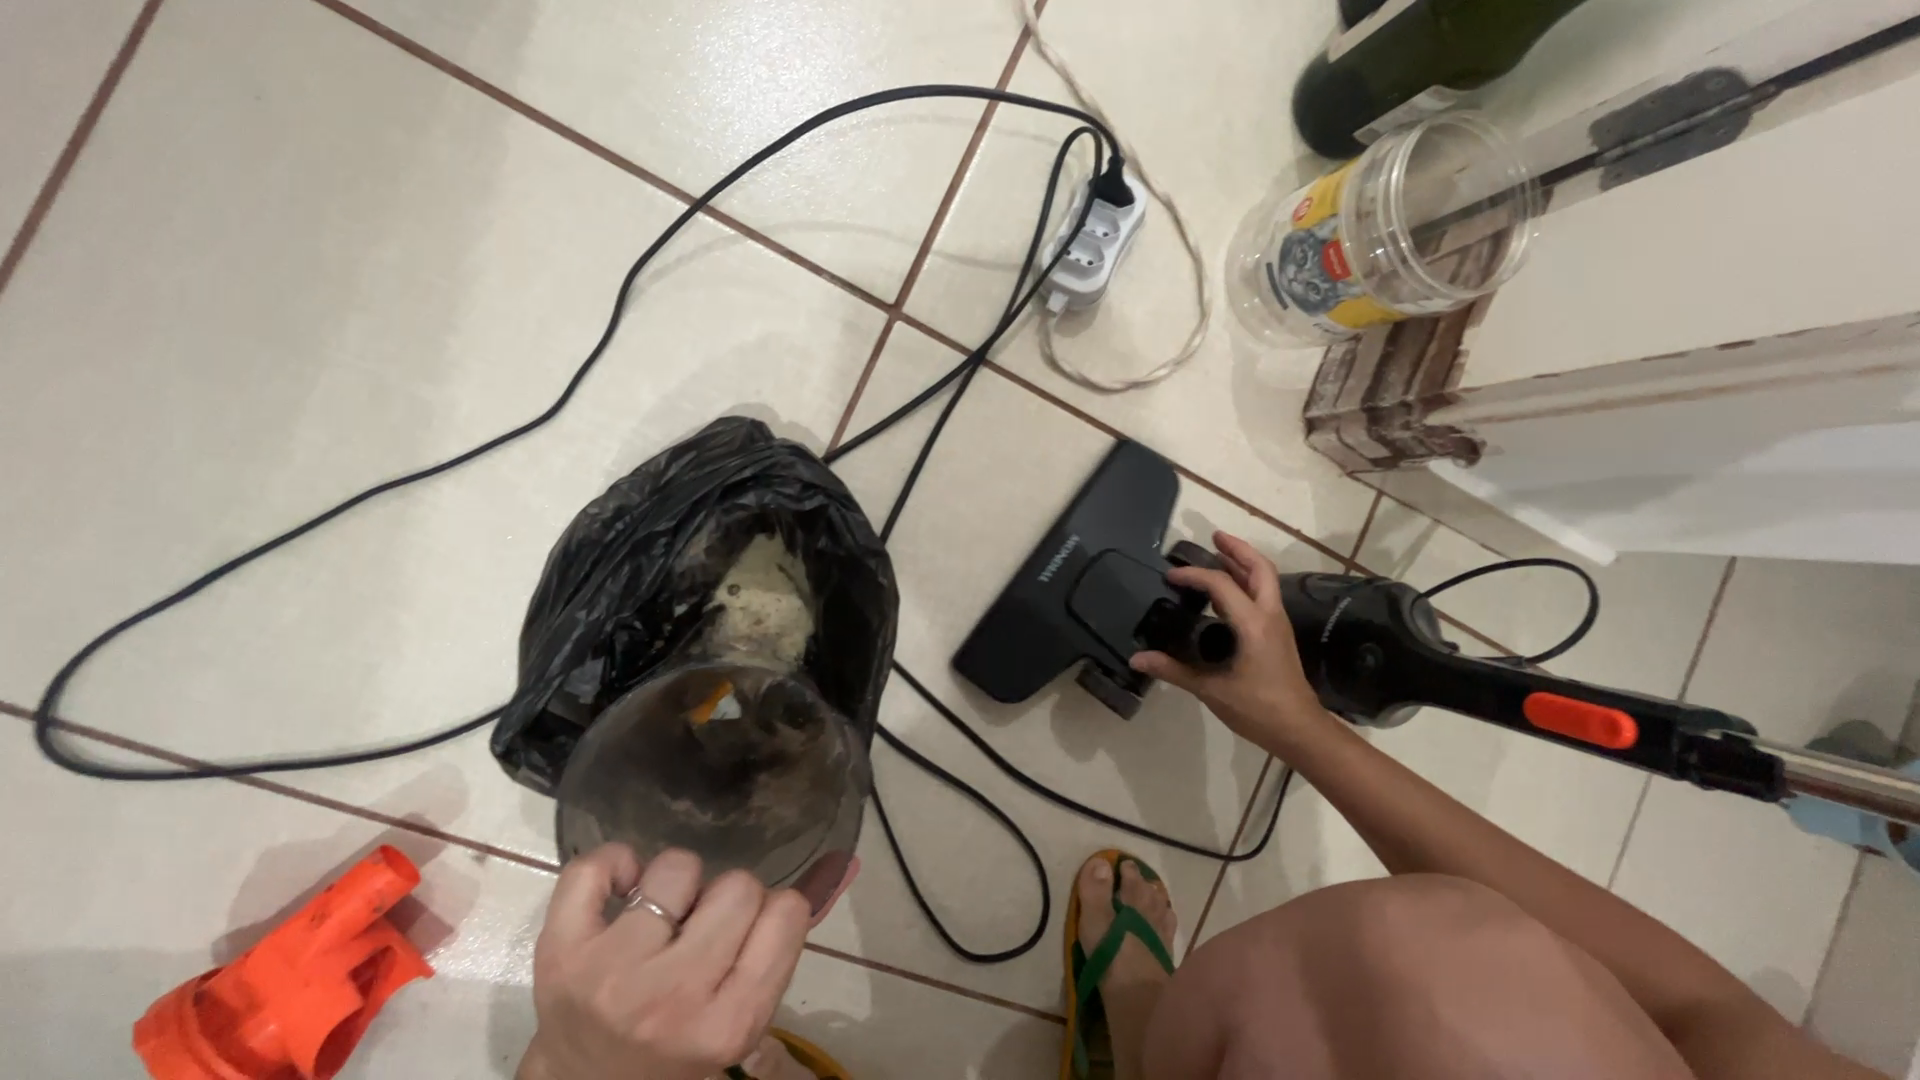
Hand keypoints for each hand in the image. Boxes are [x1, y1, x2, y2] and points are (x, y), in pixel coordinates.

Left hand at [519, 845, 853, 1079]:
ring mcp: (612, 974)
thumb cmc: (678, 1052)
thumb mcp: (744, 1017)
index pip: (787, 913)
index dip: (774, 915)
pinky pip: (595, 868)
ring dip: (679, 886)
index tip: (751, 936)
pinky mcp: (560, 953)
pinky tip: (623, 890)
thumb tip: (843, 862)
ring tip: (663, 922)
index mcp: (730, 1023)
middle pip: (739, 886)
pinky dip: (614, 864)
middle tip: (705, 935)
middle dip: (729, 902)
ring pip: (678, 867)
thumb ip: (786, 944)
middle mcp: (673, 999)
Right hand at [1130, 531, 1331, 751]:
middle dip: (1237, 549)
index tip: (1170, 576)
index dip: (1194, 575)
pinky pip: (1264, 595)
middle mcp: (1269, 616)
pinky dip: (1247, 582)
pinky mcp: (1278, 634)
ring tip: (1220, 554)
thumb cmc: (1258, 709)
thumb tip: (1137, 659)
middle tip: (1213, 537)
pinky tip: (1228, 591)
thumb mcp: (1211, 690)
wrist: (1299, 730)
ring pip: (1265, 580)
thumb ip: (1174, 671)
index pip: (1221, 585)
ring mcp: (1278, 624)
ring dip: (1244, 563)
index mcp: (1253, 624)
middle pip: (1259, 568)